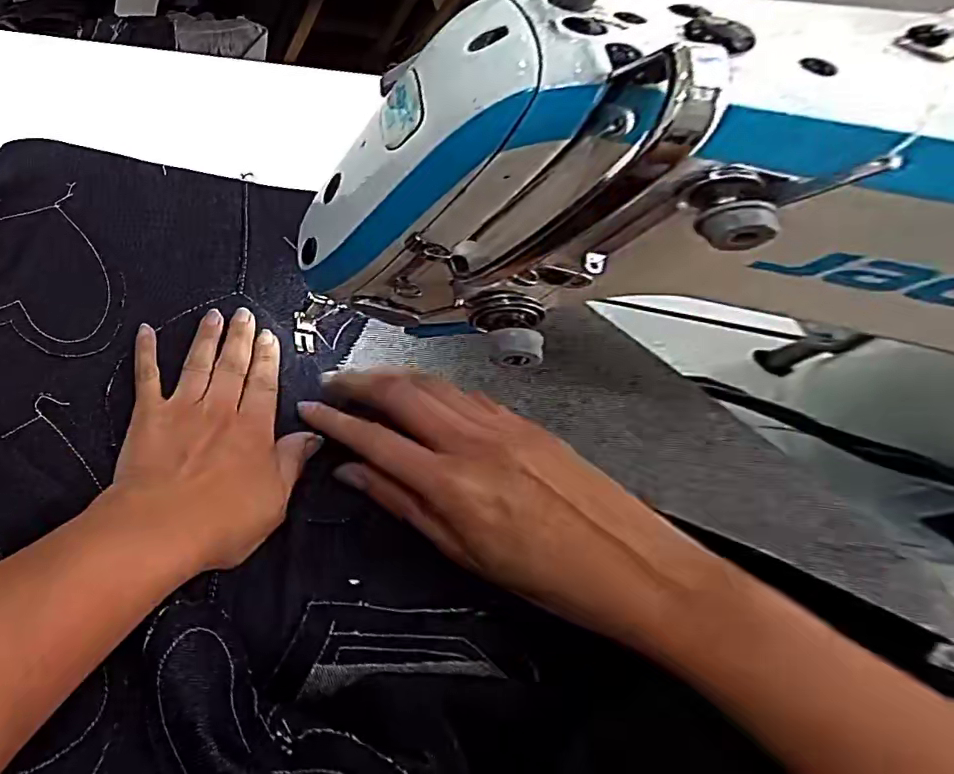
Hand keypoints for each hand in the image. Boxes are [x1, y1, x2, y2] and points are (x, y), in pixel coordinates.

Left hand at [106, 308, 321, 572]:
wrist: (161, 525)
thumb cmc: (220, 523)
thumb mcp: (273, 502)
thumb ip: (291, 463)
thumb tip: (310, 437)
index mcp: (251, 431)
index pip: (263, 385)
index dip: (267, 359)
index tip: (268, 337)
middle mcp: (218, 410)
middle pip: (232, 366)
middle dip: (240, 338)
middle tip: (244, 314)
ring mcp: (182, 408)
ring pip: (197, 363)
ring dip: (206, 337)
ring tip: (214, 315)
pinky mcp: (148, 414)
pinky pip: (147, 375)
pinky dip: (146, 351)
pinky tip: (145, 331)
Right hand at [300, 372, 735, 651]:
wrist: (641, 570)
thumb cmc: (554, 577)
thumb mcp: (465, 553)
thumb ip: (403, 505)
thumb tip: (356, 475)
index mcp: (452, 483)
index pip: (374, 439)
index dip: (335, 422)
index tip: (312, 411)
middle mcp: (471, 442)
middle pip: (397, 393)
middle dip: (356, 382)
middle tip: (331, 384)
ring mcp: (499, 424)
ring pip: (429, 383)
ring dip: (390, 377)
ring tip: (366, 381)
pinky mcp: (521, 420)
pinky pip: (461, 391)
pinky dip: (429, 385)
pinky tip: (421, 392)